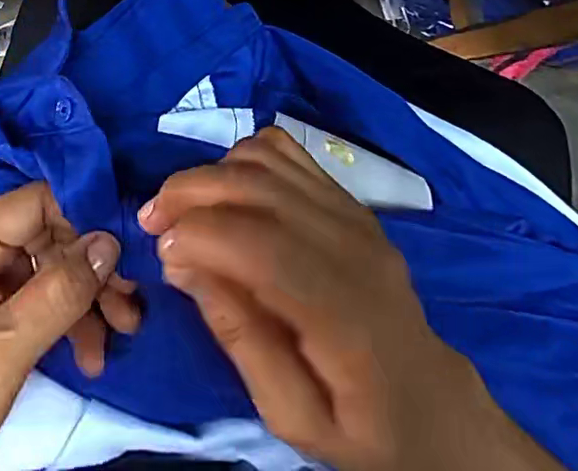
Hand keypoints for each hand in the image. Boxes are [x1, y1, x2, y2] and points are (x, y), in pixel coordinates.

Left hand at [0, 182, 139, 470]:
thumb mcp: (5, 347)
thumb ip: (62, 290)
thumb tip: (113, 241)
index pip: (44, 202)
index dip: (89, 219)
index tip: (129, 248)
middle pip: (59, 236)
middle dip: (97, 271)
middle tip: (130, 304)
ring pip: (62, 268)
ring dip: (95, 300)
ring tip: (123, 331)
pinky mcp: (2, 310)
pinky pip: (53, 298)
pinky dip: (78, 322)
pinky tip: (93, 354)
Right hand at [139, 128, 561, 470]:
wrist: (426, 395)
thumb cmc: (358, 423)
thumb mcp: (292, 416)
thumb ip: (240, 337)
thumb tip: (184, 263)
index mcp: (343, 311)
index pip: (265, 246)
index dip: (203, 233)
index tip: (160, 247)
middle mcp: (353, 244)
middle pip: (263, 186)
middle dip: (194, 190)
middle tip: (151, 217)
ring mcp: (356, 214)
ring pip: (273, 159)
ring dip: (215, 169)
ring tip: (181, 205)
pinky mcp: (351, 201)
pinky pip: (291, 154)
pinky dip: (247, 158)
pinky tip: (225, 190)